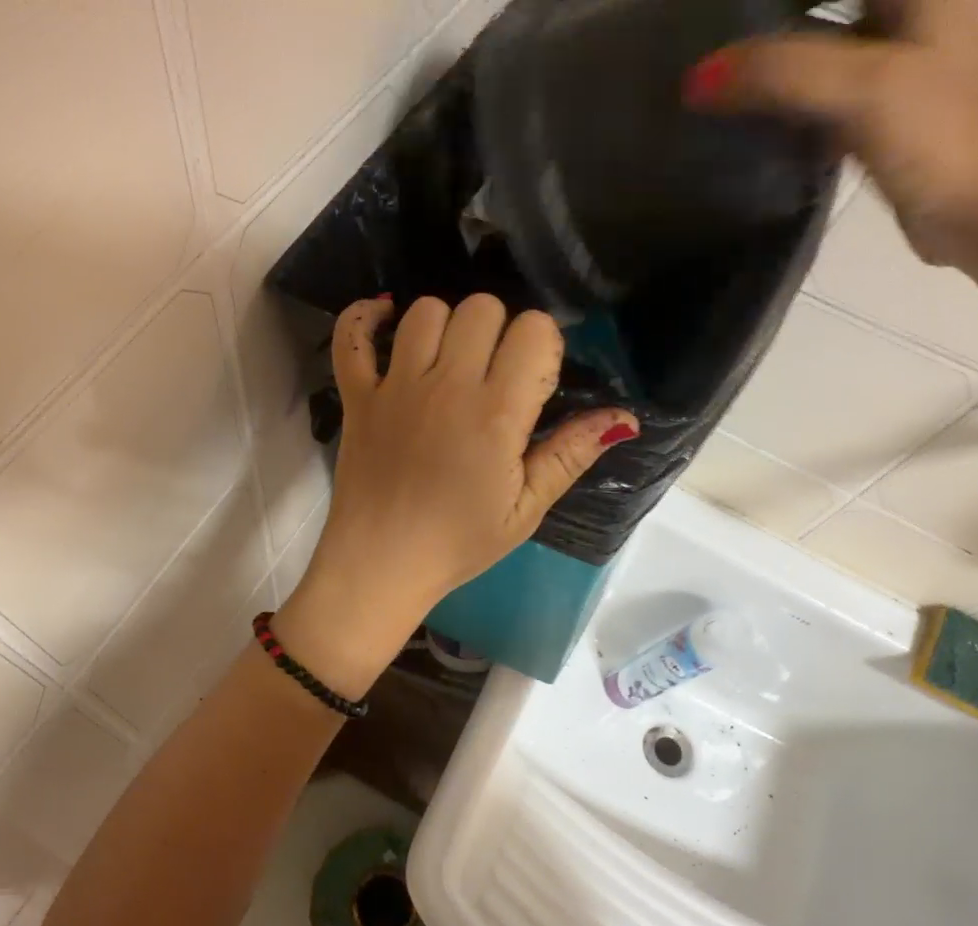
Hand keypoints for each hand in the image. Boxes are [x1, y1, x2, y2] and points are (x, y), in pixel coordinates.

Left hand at [271, 294, 636, 696]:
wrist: (380, 565)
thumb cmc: (458, 543)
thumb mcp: (525, 510)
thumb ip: (570, 454)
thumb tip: (624, 417)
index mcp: (496, 413)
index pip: (535, 330)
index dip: (543, 348)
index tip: (535, 383)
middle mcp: (445, 385)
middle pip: (482, 307)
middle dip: (499, 331)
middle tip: (494, 375)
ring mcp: (395, 385)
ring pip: (426, 310)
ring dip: (445, 326)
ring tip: (448, 363)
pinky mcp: (357, 395)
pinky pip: (352, 335)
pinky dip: (365, 320)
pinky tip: (386, 322)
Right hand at [687, 0, 977, 265]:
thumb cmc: (945, 135)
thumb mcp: (862, 87)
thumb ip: (779, 72)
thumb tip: (696, 80)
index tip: (719, 11)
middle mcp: (909, 14)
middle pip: (825, 4)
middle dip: (769, 17)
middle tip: (707, 32)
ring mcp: (894, 67)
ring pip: (817, 46)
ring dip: (771, 59)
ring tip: (713, 74)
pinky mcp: (878, 117)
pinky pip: (817, 95)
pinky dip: (782, 102)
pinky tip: (744, 117)